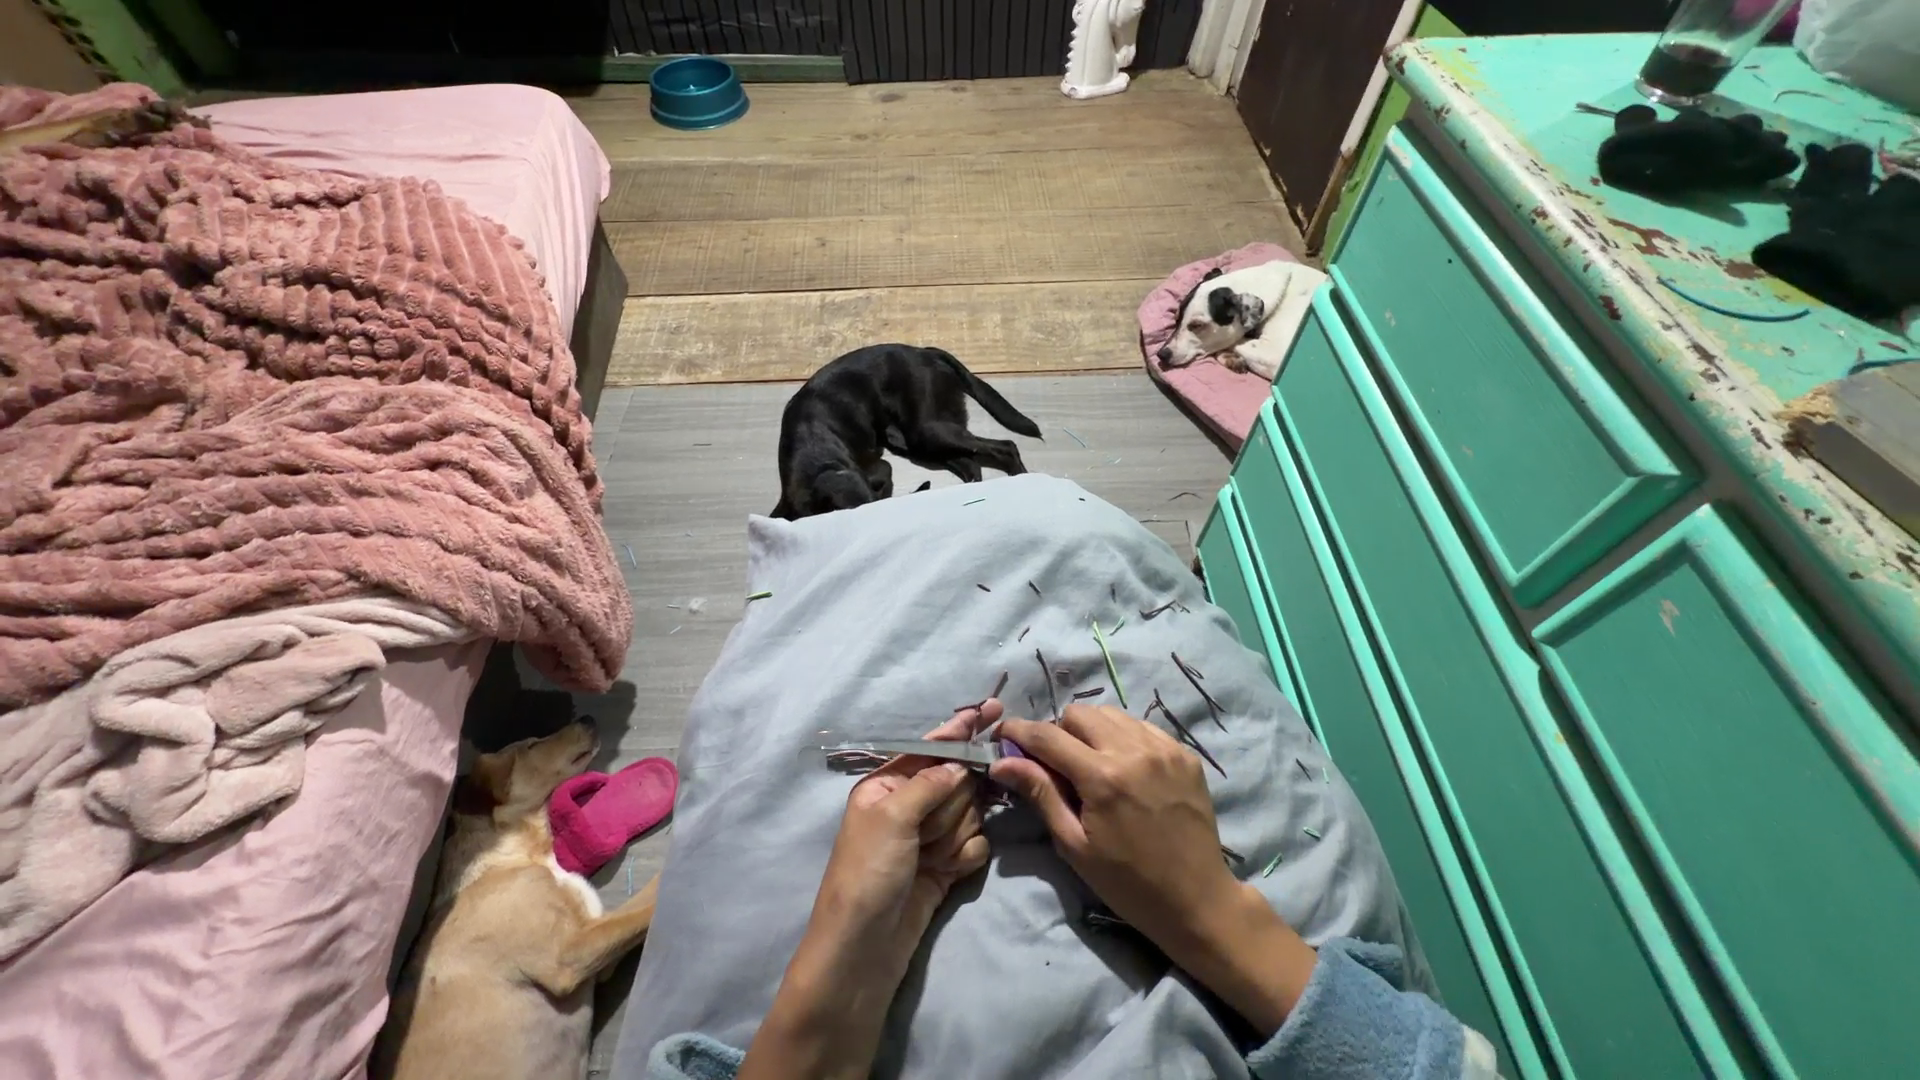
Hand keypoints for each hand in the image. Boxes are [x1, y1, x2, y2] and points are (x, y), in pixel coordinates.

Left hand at [811, 699, 997, 976]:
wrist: (864, 951)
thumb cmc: (868, 874)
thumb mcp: (891, 818)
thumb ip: (930, 783)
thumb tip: (959, 764)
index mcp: (886, 786)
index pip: (930, 748)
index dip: (960, 729)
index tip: (992, 708)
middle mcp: (909, 806)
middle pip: (957, 780)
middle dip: (955, 802)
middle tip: (932, 831)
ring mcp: (929, 836)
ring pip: (970, 812)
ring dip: (957, 834)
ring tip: (933, 859)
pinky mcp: (946, 865)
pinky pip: (976, 843)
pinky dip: (966, 857)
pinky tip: (948, 874)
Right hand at [992, 705, 1316, 1036]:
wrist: (1196, 900)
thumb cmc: (1127, 882)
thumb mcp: (1074, 844)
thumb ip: (1041, 794)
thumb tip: (1002, 763)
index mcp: (1102, 777)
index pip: (1047, 736)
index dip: (1019, 731)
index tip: (1004, 735)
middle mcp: (1133, 750)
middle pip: (1079, 713)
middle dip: (1059, 732)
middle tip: (1057, 764)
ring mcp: (1164, 749)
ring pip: (1111, 714)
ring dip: (1091, 731)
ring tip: (1091, 765)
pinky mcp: (1184, 754)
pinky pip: (1141, 727)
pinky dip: (1123, 738)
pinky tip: (1124, 768)